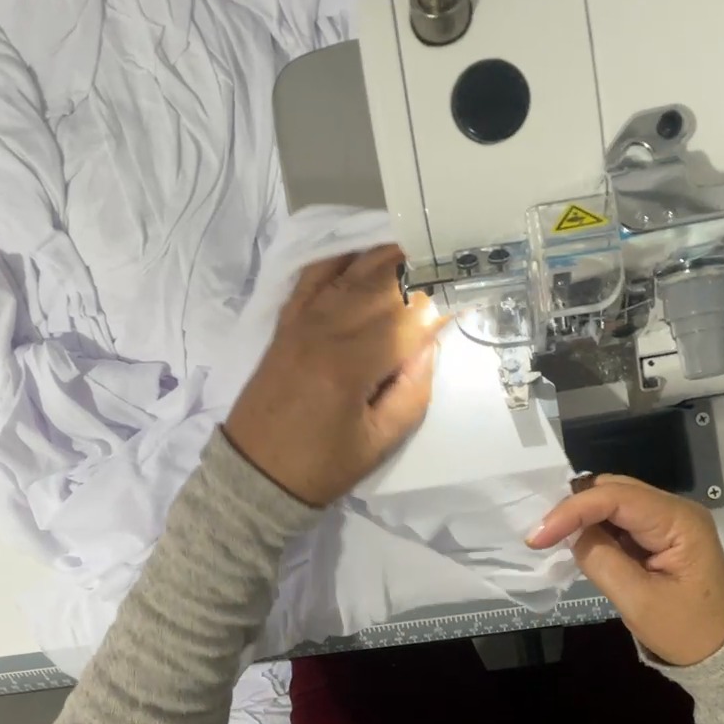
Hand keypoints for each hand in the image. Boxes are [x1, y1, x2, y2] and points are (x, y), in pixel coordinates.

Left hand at [224, 245, 448, 506]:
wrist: (255, 474)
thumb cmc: (321, 467)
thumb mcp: (379, 443)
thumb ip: (412, 392)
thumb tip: (428, 345)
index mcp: (349, 367)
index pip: (407, 319)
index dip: (440, 303)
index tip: (467, 292)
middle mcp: (324, 332)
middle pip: (381, 285)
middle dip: (421, 272)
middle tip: (452, 262)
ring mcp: (300, 322)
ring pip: (350, 273)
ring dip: (387, 258)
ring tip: (420, 249)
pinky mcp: (285, 323)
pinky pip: (313, 276)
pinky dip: (342, 260)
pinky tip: (365, 254)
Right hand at [527, 475, 723, 666]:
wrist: (721, 652)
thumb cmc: (686, 631)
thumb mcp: (639, 602)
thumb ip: (601, 561)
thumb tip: (572, 534)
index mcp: (680, 521)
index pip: (617, 497)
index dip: (573, 510)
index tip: (538, 536)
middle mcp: (675, 510)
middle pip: (614, 489)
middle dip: (574, 507)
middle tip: (542, 535)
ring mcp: (667, 520)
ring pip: (613, 500)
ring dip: (581, 516)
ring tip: (552, 538)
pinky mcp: (658, 534)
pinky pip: (619, 518)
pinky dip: (593, 526)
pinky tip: (574, 541)